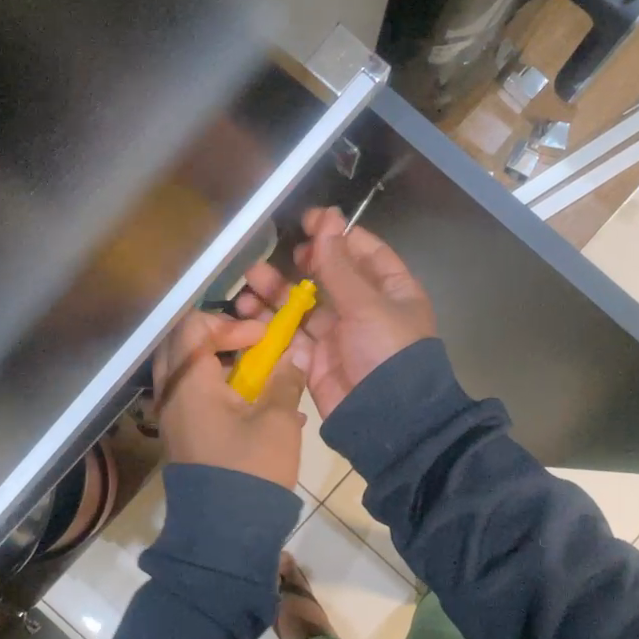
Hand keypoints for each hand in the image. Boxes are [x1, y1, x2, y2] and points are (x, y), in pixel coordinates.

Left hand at [152, 310, 308, 488]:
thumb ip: (285, 381)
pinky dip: (220, 393)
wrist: (224, 532)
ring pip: (188, 374)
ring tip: (261, 380)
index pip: (194, 326)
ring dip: (223, 367)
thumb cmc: (251, 468)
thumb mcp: (279, 421)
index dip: (231, 323)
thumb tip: (294, 356)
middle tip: (253, 348)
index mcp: (188, 382)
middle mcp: (171, 395)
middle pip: (184, 345)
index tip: (262, 338)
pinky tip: (258, 410)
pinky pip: (193, 400)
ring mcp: (171, 418)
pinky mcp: (180, 438)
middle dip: (221, 339)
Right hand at [236, 206, 435, 418]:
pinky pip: (289, 337)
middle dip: (299, 265)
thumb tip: (327, 219)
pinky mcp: (314, 362)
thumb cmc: (387, 352)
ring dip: (276, 293)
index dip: (336, 234)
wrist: (387, 419)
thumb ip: (339, 265)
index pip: (364, 252)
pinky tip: (247, 312)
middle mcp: (364, 310)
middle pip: (327, 278)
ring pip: (302, 307)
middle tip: (275, 258)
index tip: (308, 221)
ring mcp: (338, 337)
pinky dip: (269, 325)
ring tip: (250, 280)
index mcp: (390, 291)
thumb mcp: (367, 304)